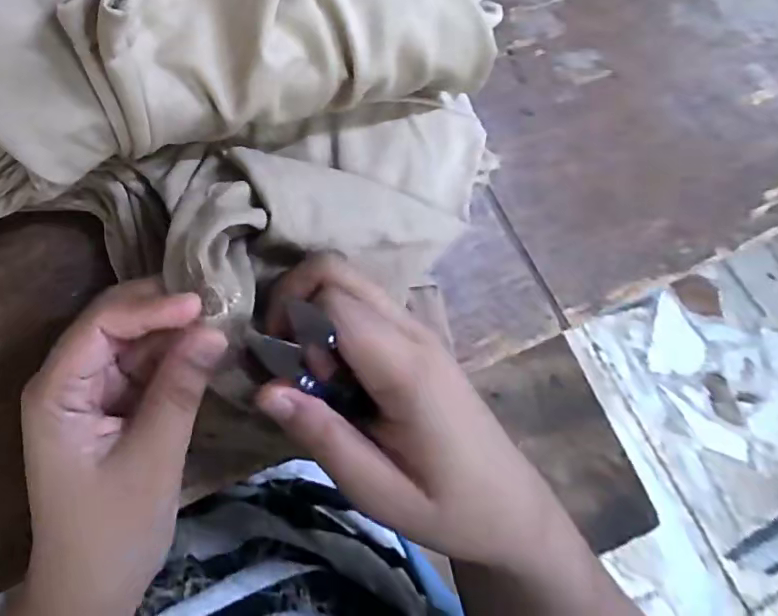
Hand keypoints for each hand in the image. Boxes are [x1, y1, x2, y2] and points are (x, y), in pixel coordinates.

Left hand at [10, 279, 227, 615]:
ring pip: (128, 340)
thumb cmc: (112, 534)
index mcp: (55, 390)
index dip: (149, 306)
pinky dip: (169, 355)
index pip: (101, 324)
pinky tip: (199, 345)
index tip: (199, 301)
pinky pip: (138, 365)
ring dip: (169, 330)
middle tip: (213, 300)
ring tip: (215, 316)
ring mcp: (84, 390)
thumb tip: (214, 330)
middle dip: (160, 310)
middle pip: (111, 323)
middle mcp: (64, 378)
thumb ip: (179, 391)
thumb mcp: (151, 462)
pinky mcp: (105, 403)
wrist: (89, 593)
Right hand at [250, 255, 567, 569]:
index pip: (332, 299)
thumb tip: (264, 389)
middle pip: (335, 269)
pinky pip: (359, 298)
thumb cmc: (447, 506)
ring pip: (346, 277)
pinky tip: (334, 365)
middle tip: (284, 348)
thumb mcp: (379, 492)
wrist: (513, 508)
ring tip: (310, 363)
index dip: (297, 324)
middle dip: (292, 295)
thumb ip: (323, 437)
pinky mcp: (414, 332)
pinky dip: (329, 313)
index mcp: (405, 366)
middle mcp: (410, 330)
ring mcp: (416, 326)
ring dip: (311, 304)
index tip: (296, 373)